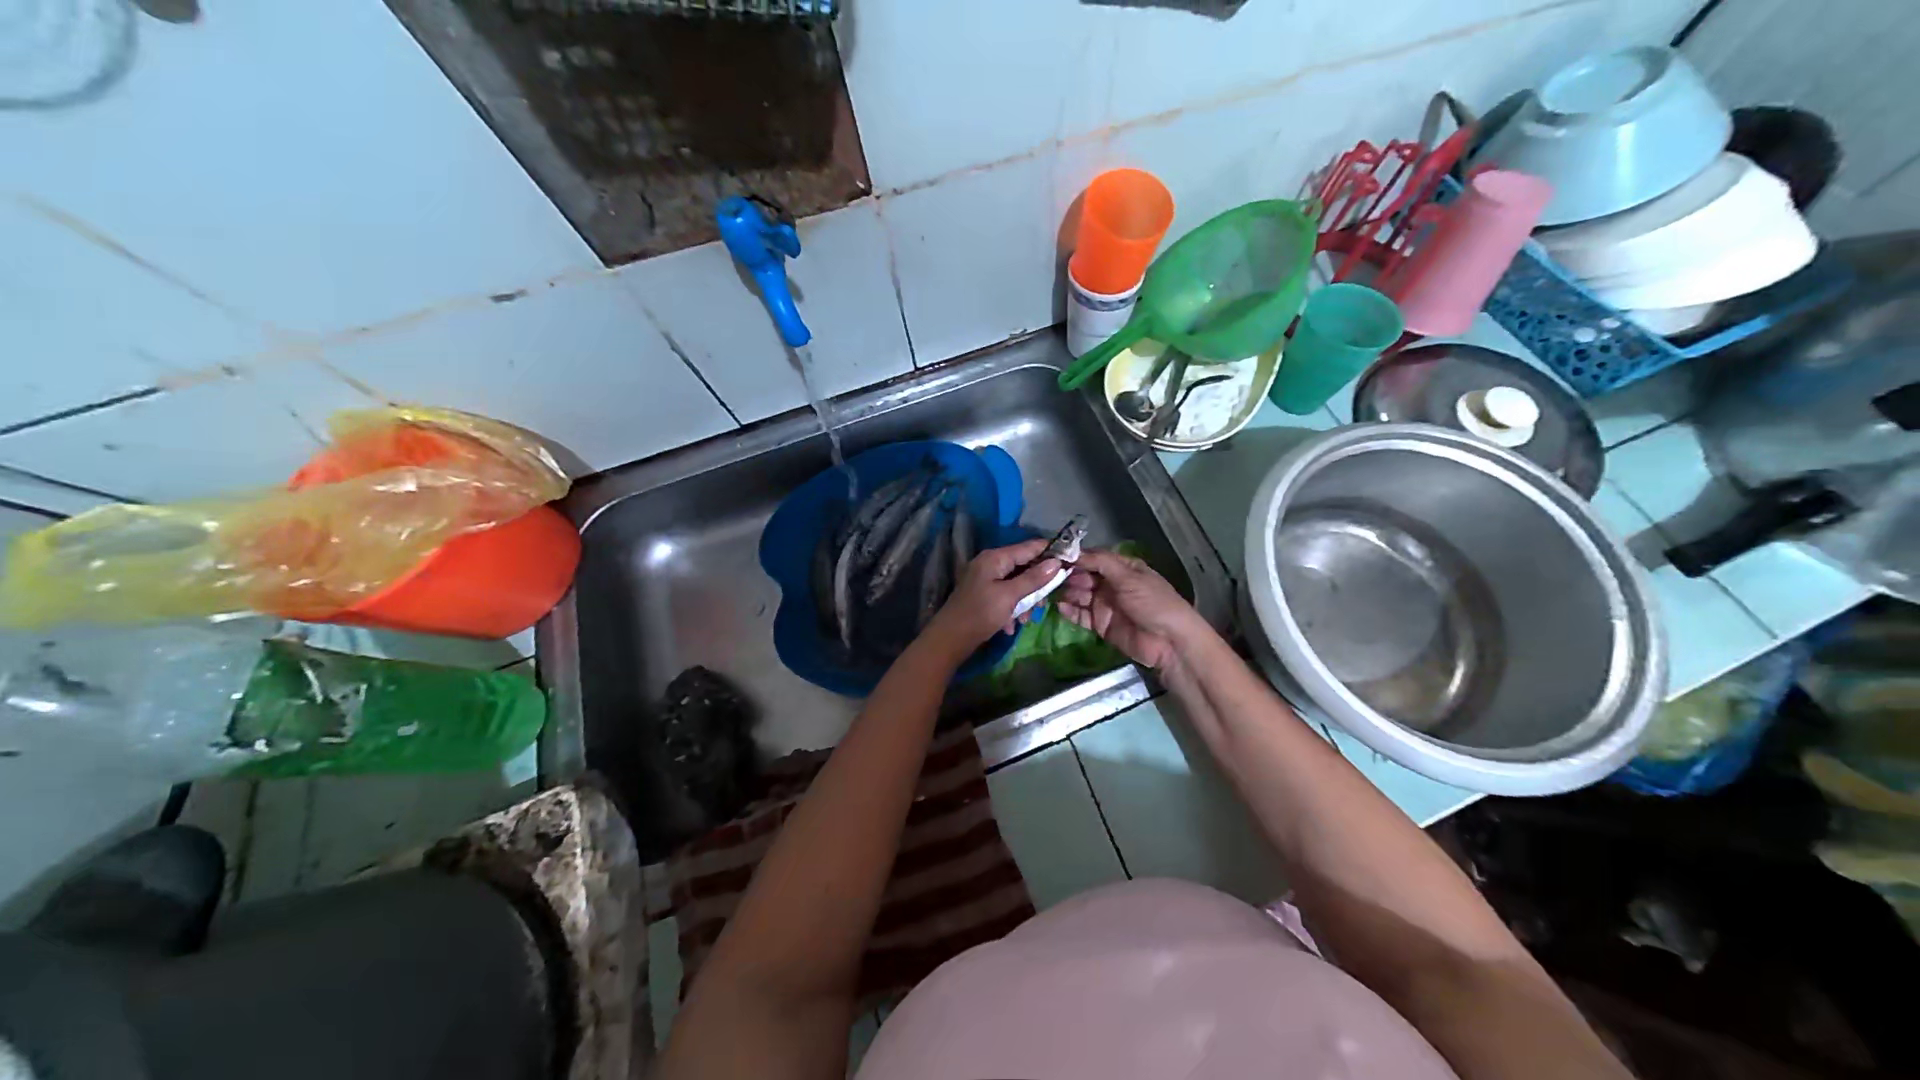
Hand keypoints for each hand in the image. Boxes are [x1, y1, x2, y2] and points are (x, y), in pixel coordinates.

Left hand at [926, 538, 1062, 650]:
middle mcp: (990, 563)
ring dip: (1025, 601)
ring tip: (1026, 619)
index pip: (1029, 547)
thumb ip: (1033, 578)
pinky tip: (1012, 625)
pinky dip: (1013, 608)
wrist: (950, 639)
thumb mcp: (1009, 596)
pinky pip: (1006, 595)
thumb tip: (1056, 562)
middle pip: (1024, 566)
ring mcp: (986, 579)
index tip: (1070, 562)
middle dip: (1037, 584)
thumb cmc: (980, 614)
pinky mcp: (984, 594)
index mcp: (995, 558)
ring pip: (1017, 583)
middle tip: (1045, 602)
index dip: (1050, 552)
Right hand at [1055, 550, 1210, 674]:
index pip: (1094, 558)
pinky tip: (1060, 607)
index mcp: (1122, 568)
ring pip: (1080, 594)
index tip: (1054, 557)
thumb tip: (1075, 552)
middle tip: (1049, 576)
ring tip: (1051, 591)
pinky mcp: (1101, 624)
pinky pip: (1081, 615)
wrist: (1169, 642)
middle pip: (1084, 576)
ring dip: (1066, 592)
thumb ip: (1101, 563)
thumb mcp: (1129, 577)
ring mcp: (1105, 604)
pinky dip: (1070, 611)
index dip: (1075, 557)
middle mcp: (1112, 583)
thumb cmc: (1153, 603)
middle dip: (1068, 575)